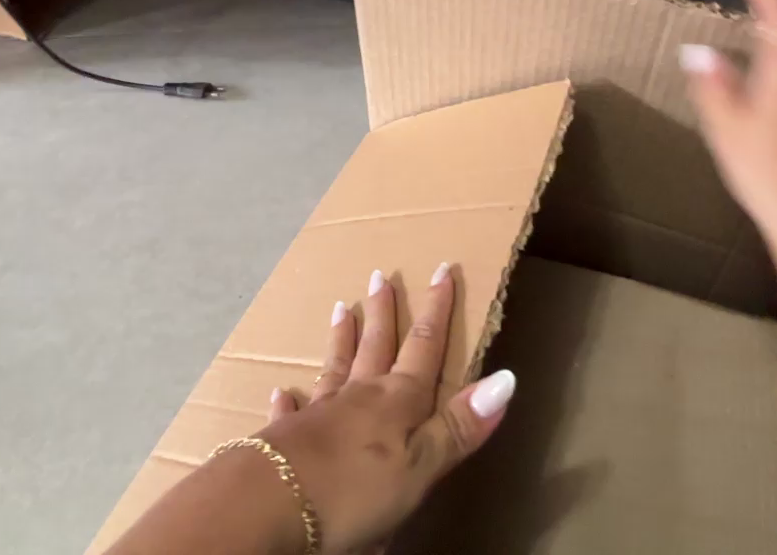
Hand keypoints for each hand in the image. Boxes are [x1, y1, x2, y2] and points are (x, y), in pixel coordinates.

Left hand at [256, 264, 515, 552]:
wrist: (268, 506)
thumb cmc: (354, 490)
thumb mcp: (420, 466)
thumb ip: (458, 425)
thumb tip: (507, 377)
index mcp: (396, 402)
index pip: (423, 347)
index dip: (437, 310)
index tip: (441, 270)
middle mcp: (358, 397)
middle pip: (376, 346)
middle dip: (384, 312)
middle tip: (381, 275)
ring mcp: (318, 415)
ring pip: (336, 368)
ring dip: (342, 340)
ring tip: (340, 309)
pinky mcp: (284, 441)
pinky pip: (290, 412)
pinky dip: (290, 400)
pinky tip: (283, 390)